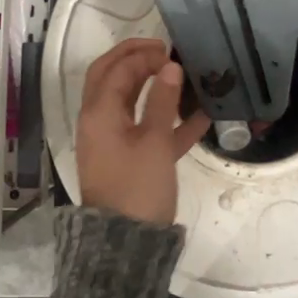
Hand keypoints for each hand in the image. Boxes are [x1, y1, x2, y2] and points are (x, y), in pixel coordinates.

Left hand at [75, 39, 211, 226]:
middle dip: (136, 59)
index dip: (142, 55)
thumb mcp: (154, 142)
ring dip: (151, 85)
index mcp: (99, 111)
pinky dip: (165, 119)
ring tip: (179, 74)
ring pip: (129, 102)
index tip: (170, 52)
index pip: (117, 69)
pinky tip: (198, 117)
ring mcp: (111, 140)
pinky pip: (144, 129)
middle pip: (113, 77)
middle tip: (163, 50)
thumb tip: (169, 66)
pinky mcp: (126, 160)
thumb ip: (161, 101)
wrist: (124, 246)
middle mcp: (99, 120)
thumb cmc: (137, 188)